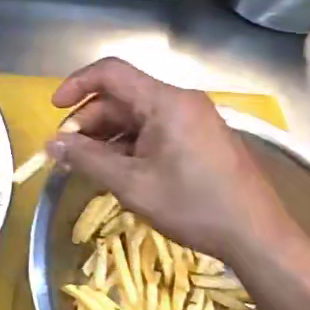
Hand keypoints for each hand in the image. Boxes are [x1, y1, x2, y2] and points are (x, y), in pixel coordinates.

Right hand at [46, 58, 285, 258]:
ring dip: (108, 136)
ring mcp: (193, 119)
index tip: (56, 110)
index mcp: (165, 101)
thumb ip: (87, 159)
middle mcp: (180, 101)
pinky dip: (130, 145)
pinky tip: (119, 172)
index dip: (77, 84)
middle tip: (68, 153)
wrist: (258, 236)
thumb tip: (51, 146)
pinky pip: (155, 129)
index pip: (110, 73)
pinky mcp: (200, 137)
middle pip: (122, 96)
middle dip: (89, 121)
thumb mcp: (132, 185)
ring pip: (137, 115)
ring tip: (89, 167)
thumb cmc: (194, 206)